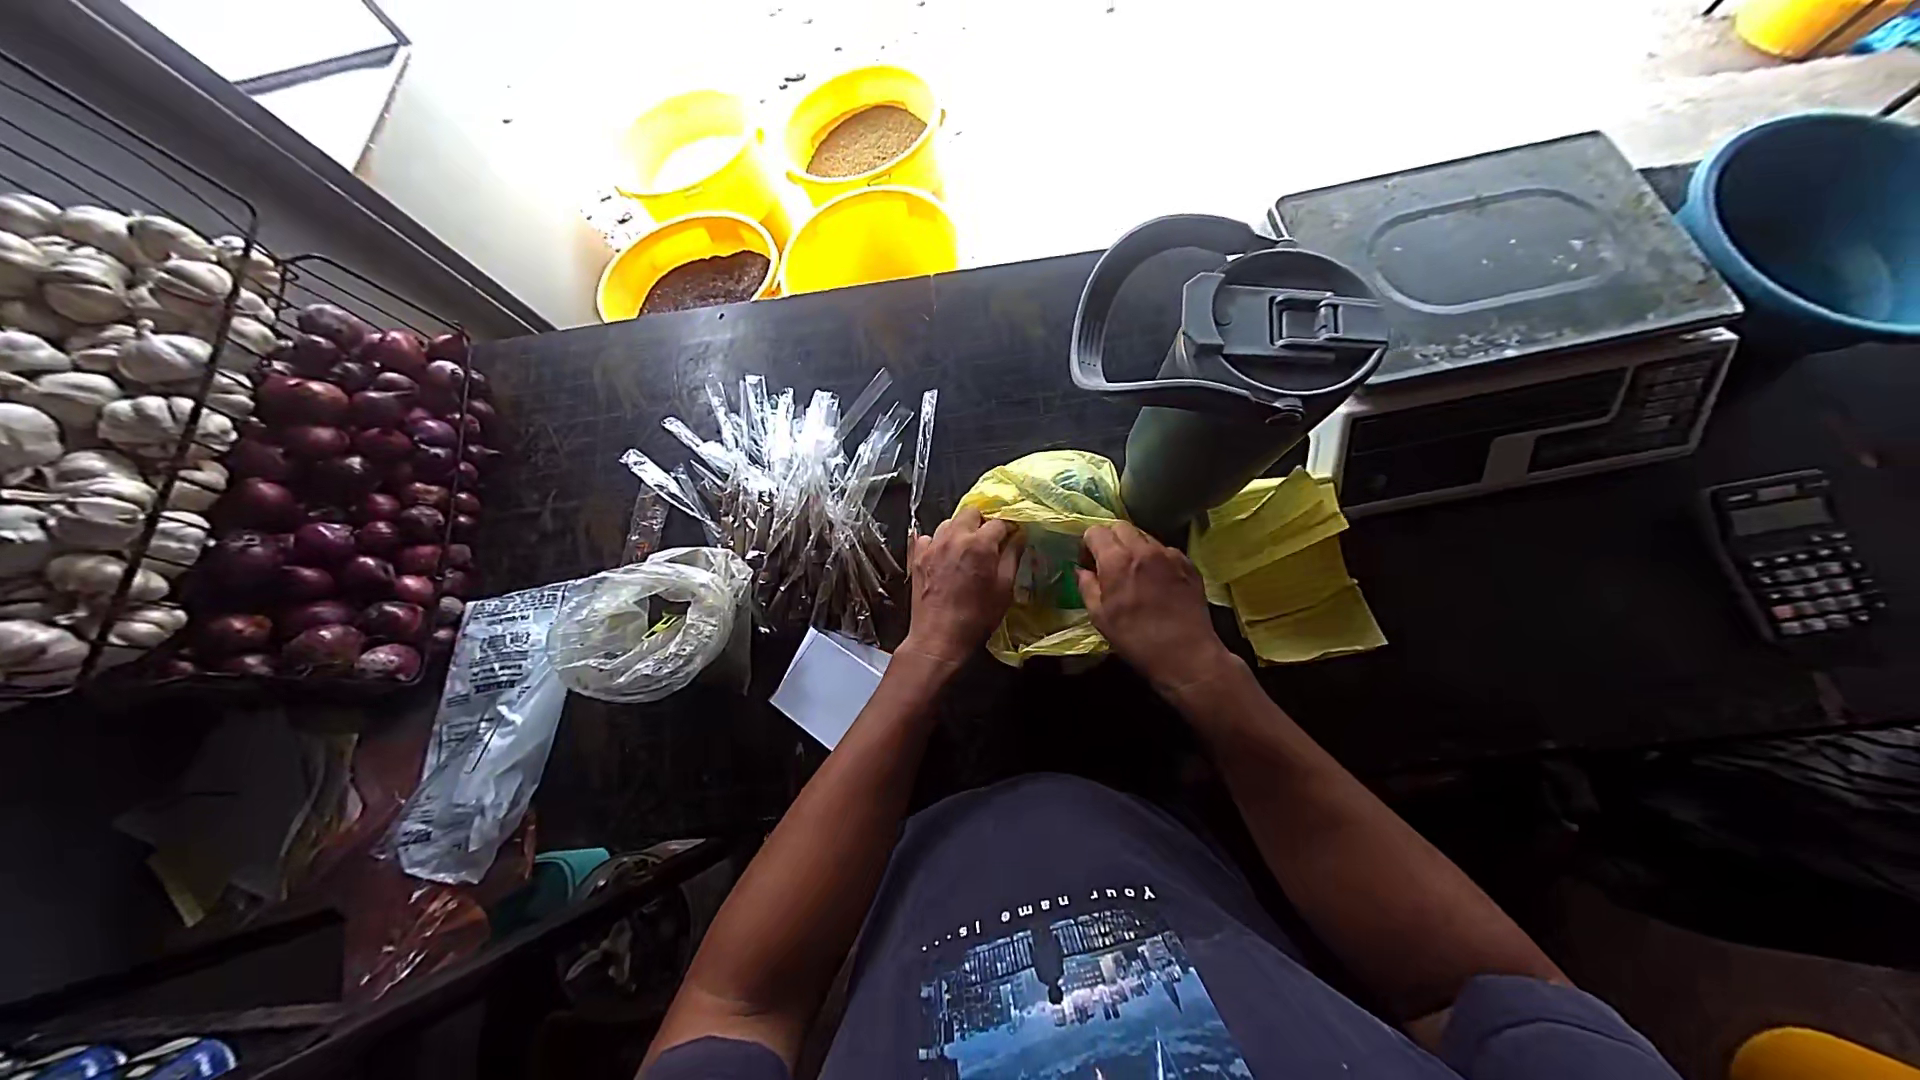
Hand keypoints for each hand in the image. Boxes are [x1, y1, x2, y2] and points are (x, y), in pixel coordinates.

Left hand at [901, 507, 1023, 666]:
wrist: (938, 638)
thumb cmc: (977, 617)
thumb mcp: (1004, 588)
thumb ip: (1012, 556)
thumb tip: (1019, 536)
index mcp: (980, 544)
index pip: (999, 522)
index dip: (1009, 528)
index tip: (1012, 536)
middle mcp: (954, 537)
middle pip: (972, 513)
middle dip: (983, 522)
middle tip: (990, 540)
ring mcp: (933, 546)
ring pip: (949, 522)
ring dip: (961, 530)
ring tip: (967, 548)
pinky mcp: (917, 557)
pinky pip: (929, 537)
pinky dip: (939, 542)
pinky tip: (945, 556)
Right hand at [1077, 522, 1236, 694]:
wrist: (1185, 654)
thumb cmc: (1135, 638)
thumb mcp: (1100, 617)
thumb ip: (1087, 586)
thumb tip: (1082, 570)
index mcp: (1117, 560)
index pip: (1096, 531)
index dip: (1088, 545)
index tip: (1089, 563)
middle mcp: (1144, 549)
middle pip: (1121, 527)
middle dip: (1110, 540)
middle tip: (1109, 564)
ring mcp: (1170, 555)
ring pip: (1144, 536)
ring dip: (1133, 547)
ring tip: (1134, 573)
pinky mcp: (1189, 564)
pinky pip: (1165, 550)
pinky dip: (1155, 558)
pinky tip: (1157, 582)